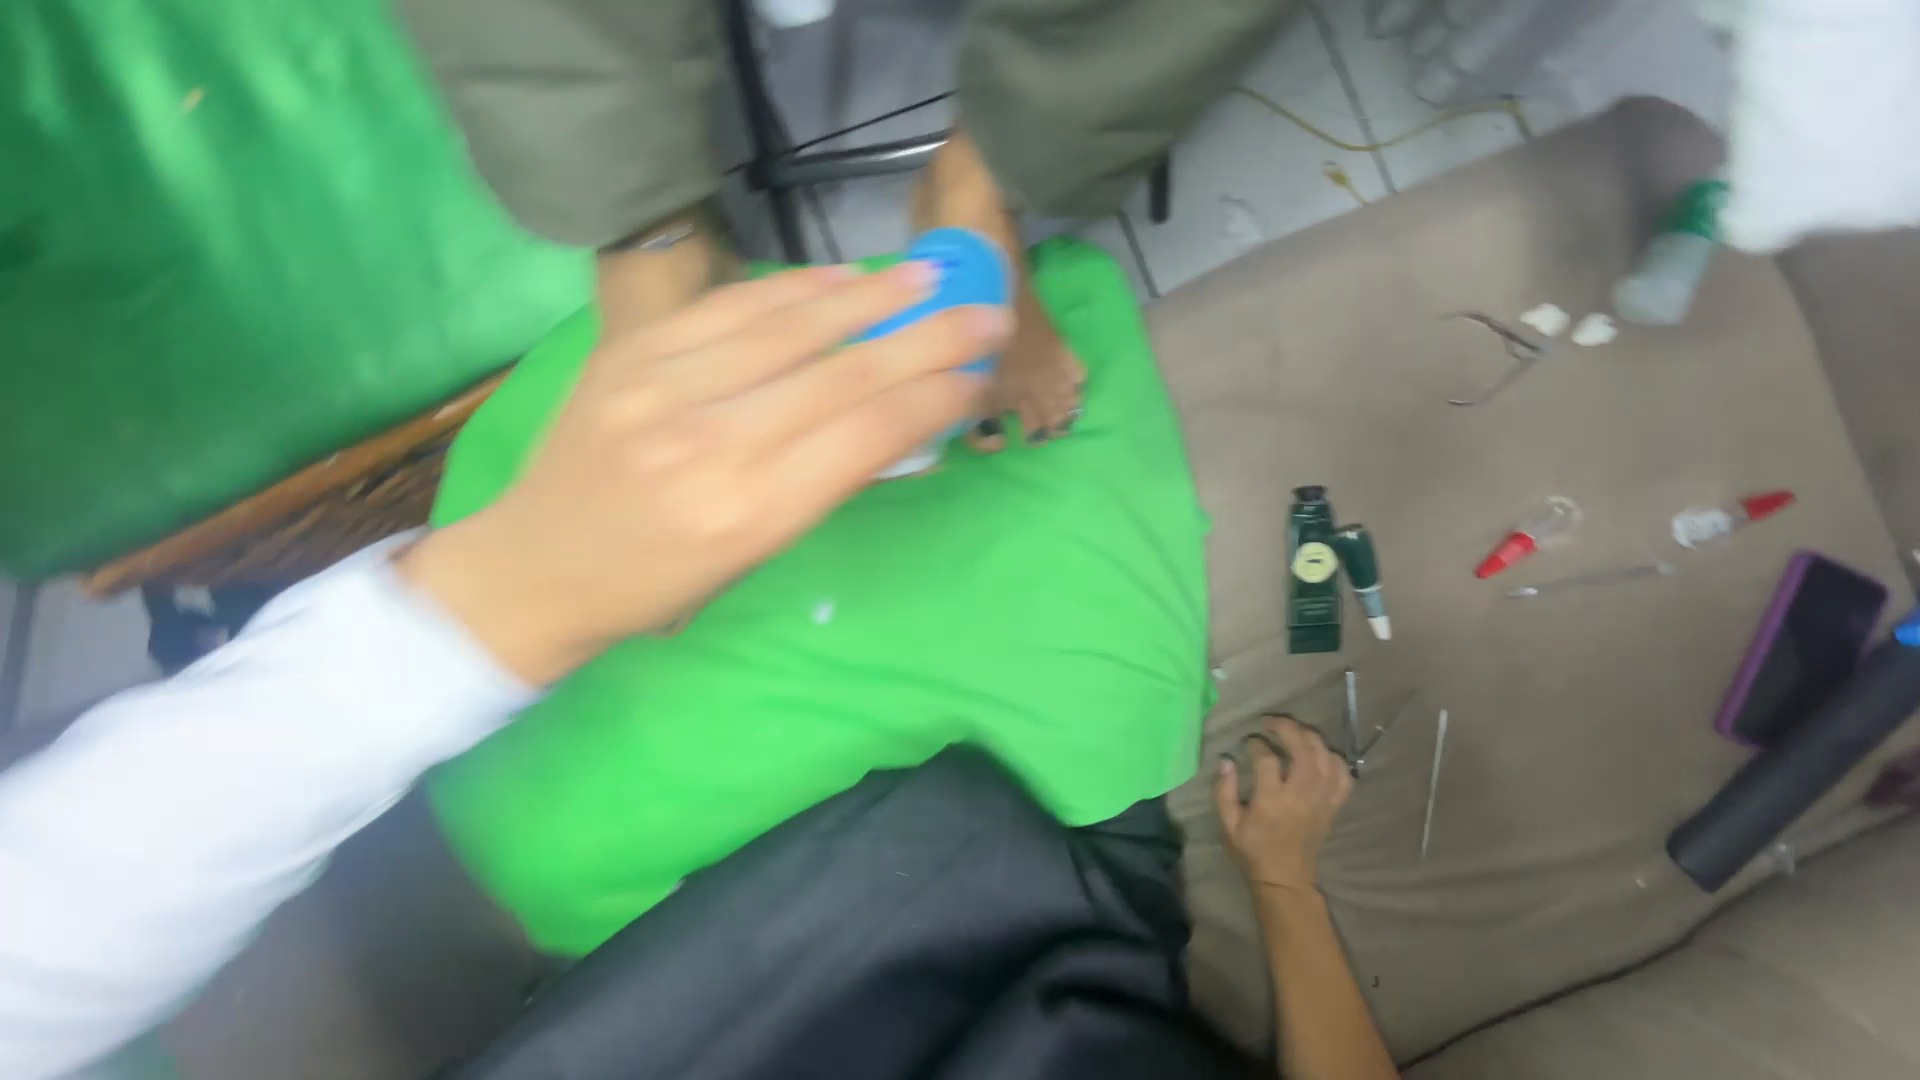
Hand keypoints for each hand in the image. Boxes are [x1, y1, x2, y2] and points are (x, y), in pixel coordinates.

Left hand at [401, 262, 1009, 682]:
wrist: (538, 566)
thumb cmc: (662, 585)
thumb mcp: (758, 555)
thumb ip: (828, 482)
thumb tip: (904, 420)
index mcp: (750, 511)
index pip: (867, 431)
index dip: (934, 396)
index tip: (978, 376)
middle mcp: (711, 441)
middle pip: (844, 371)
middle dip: (928, 337)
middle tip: (983, 313)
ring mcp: (662, 386)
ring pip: (791, 324)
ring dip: (871, 296)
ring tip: (926, 279)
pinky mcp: (630, 351)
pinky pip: (730, 306)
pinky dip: (796, 287)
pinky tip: (843, 278)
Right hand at [1215, 716, 1354, 894]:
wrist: (1285, 879)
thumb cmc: (1252, 850)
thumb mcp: (1228, 824)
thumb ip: (1224, 791)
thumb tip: (1226, 761)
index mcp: (1272, 802)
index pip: (1268, 759)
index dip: (1257, 744)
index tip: (1248, 741)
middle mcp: (1301, 797)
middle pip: (1303, 751)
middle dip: (1287, 728)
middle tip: (1272, 722)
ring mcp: (1322, 802)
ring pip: (1325, 759)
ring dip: (1311, 738)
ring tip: (1294, 730)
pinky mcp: (1334, 807)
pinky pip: (1344, 777)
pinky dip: (1335, 760)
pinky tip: (1320, 752)